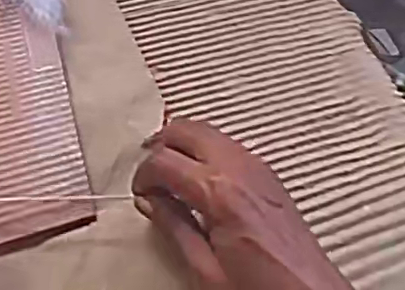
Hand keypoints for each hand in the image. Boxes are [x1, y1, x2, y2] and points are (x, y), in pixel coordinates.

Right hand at [133, 120, 351, 289]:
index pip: (165, 161)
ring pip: (206, 129)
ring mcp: (254, 164)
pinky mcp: (265, 171)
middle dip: (160, 143)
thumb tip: (151, 202)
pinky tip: (198, 171)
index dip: (144, 174)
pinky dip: (204, 146)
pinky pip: (226, 142)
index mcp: (219, 193)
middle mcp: (237, 167)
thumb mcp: (207, 274)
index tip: (139, 191)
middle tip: (147, 168)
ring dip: (182, 141)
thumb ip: (175, 230)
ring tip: (168, 168)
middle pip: (185, 130)